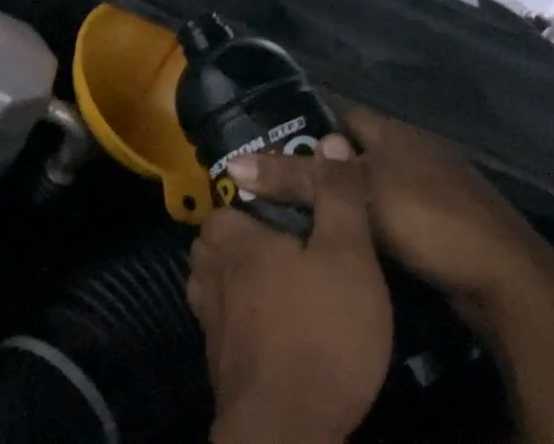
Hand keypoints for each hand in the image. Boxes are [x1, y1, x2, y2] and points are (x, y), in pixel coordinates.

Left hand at [187, 135, 393, 443]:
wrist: (286, 428)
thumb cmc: (321, 331)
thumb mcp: (348, 255)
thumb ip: (337, 196)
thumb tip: (332, 140)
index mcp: (231, 234)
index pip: (234, 195)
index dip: (266, 197)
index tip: (300, 213)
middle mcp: (206, 267)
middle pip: (225, 235)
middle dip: (255, 236)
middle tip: (303, 251)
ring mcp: (206, 313)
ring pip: (222, 276)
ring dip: (249, 277)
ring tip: (295, 287)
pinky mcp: (216, 353)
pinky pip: (228, 315)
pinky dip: (248, 314)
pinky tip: (281, 327)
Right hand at [234, 108, 553, 322]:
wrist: (508, 280)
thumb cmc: (427, 219)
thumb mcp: (352, 194)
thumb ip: (294, 178)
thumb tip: (232, 164)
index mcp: (396, 134)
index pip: (344, 116)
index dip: (311, 130)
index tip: (278, 154)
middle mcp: (418, 153)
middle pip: (360, 154)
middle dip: (326, 171)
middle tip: (284, 195)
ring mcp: (439, 192)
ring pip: (379, 188)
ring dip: (350, 202)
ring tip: (309, 224)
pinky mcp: (450, 229)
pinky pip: (398, 217)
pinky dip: (375, 227)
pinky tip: (354, 247)